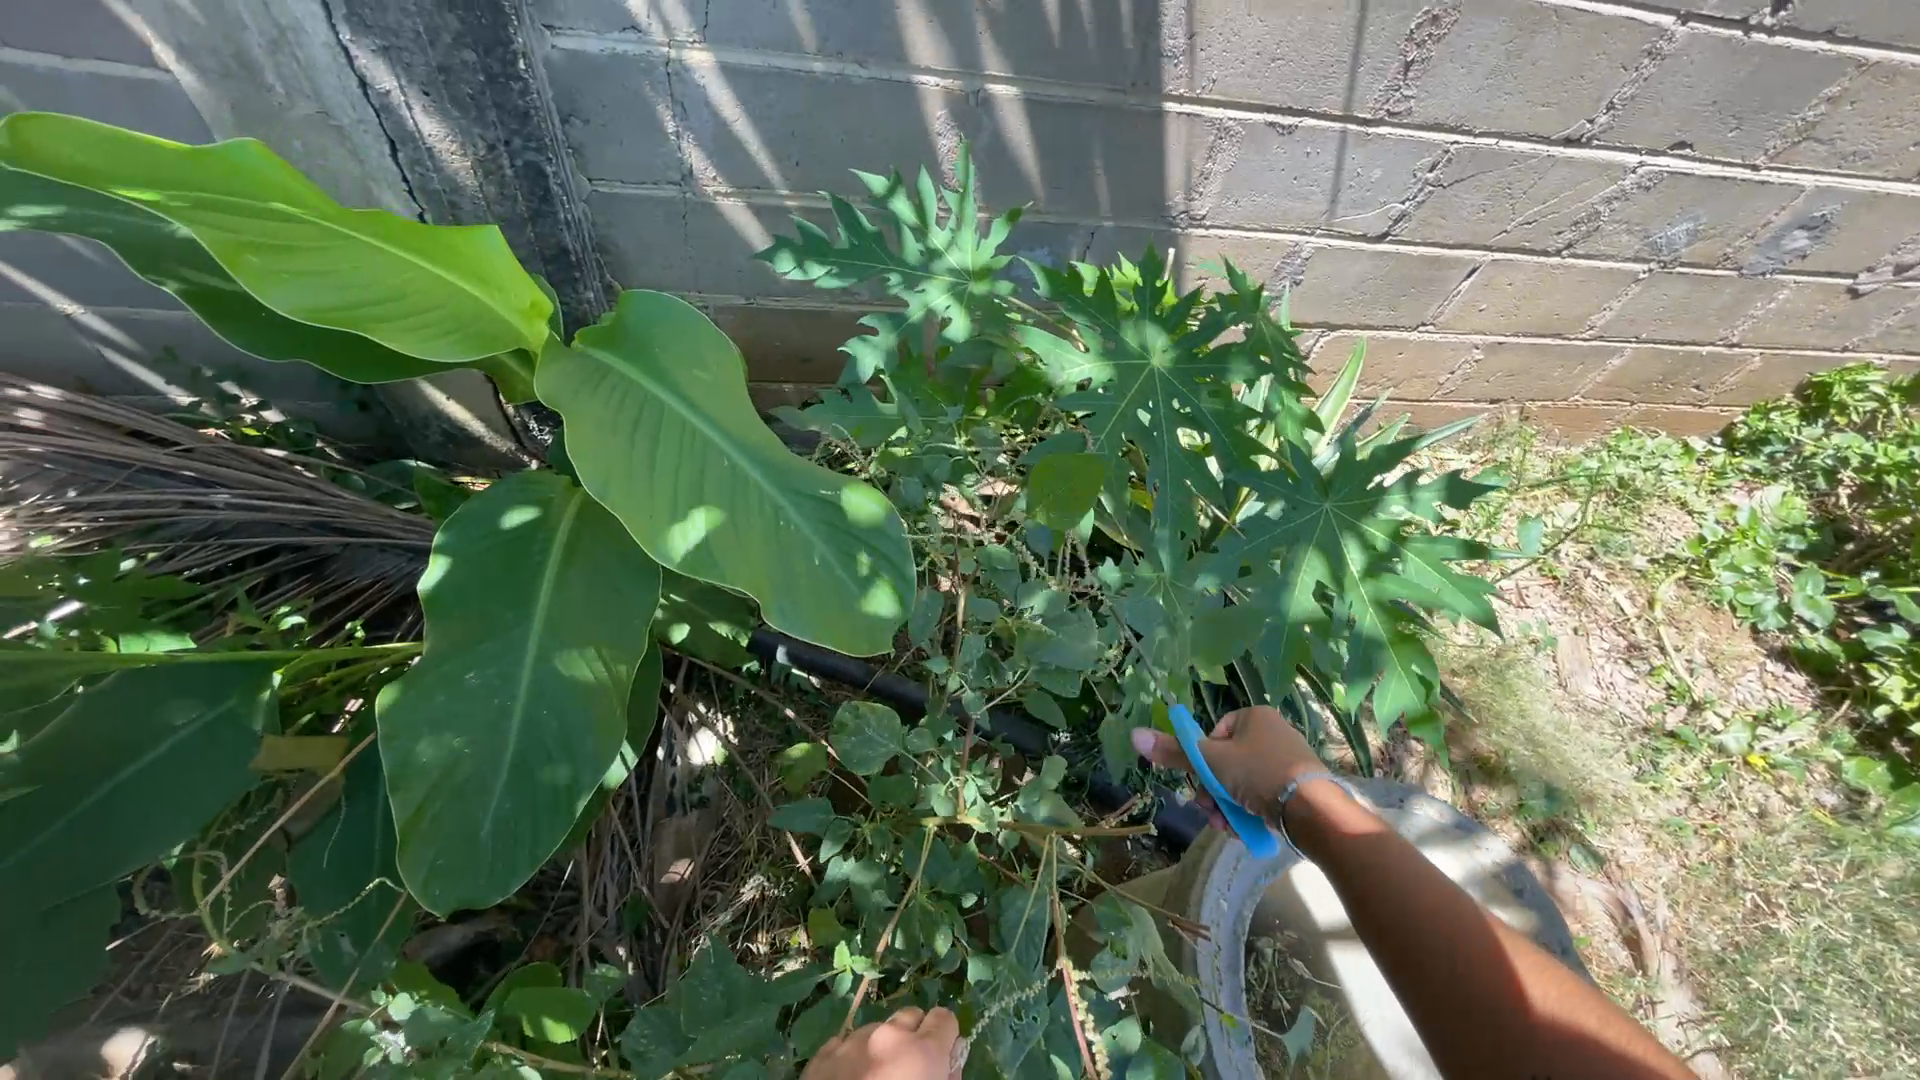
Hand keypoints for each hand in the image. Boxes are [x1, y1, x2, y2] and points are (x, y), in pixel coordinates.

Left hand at [801, 1007, 963, 1079]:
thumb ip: (948, 1078)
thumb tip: (949, 1063)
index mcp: (923, 1051)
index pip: (945, 1018)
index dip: (945, 1035)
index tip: (942, 1054)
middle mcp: (889, 1036)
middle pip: (910, 1015)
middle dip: (914, 1035)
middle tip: (910, 1066)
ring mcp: (852, 1042)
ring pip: (877, 1029)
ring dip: (882, 1046)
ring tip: (876, 1077)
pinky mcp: (823, 1055)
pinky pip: (845, 1044)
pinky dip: (852, 1057)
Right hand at [1131, 705, 1324, 829]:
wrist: (1312, 811)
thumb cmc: (1258, 774)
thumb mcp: (1209, 762)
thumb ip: (1173, 752)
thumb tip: (1134, 734)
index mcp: (1254, 717)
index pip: (1214, 734)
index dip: (1203, 760)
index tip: (1201, 781)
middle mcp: (1273, 733)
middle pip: (1226, 763)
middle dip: (1212, 791)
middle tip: (1209, 810)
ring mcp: (1288, 761)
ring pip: (1241, 784)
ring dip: (1226, 806)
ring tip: (1225, 825)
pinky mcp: (1297, 788)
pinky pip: (1262, 796)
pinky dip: (1248, 813)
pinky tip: (1242, 829)